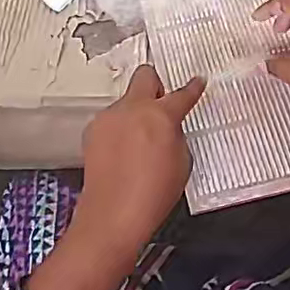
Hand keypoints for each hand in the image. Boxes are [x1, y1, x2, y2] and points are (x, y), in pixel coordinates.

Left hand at [74, 65, 204, 249]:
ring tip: (139, 143)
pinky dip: (118, 129)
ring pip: (126, 101)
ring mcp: (109, 117)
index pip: (182, 94)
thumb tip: (169, 126)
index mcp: (161, 115)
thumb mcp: (181, 162)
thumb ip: (176, 134)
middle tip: (161, 103)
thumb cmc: (152, 194)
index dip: (192, 88)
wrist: (114, 213)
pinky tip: (123, 152)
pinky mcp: (92, 130)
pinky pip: (111, 120)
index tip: (196, 83)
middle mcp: (132, 108)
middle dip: (156, 85)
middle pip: (145, 76)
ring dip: (134, 112)